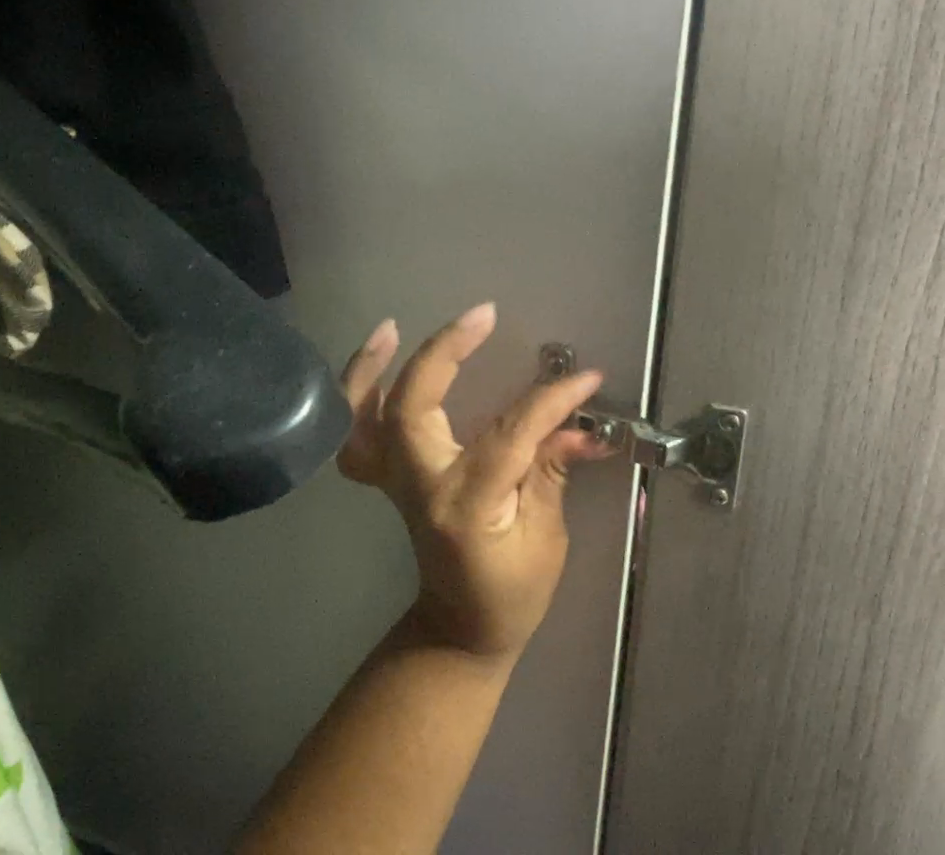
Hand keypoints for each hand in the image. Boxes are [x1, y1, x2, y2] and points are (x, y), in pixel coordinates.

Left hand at [335, 303, 609, 662]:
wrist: (460, 630)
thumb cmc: (511, 594)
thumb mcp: (546, 536)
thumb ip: (553, 470)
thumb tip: (583, 426)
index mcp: (465, 504)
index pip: (510, 433)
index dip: (551, 401)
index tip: (587, 377)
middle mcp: (420, 487)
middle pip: (413, 407)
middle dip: (444, 353)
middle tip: (482, 315)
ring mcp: (395, 484)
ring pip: (363, 417)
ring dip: (370, 368)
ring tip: (391, 327)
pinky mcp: (387, 482)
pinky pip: (357, 434)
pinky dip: (357, 395)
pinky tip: (377, 363)